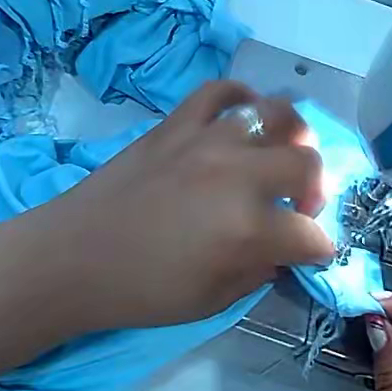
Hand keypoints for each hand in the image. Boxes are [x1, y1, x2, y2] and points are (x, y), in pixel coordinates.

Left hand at [19, 81, 335, 332]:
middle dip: (315, 190)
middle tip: (297, 205)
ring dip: (292, 136)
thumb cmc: (141, 290)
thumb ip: (258, 271)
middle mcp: (237, 175)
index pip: (310, 234)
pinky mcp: (177, 123)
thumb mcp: (211, 300)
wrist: (72, 257)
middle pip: (307, 164)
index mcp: (248, 229)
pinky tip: (242, 117)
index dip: (319, 247)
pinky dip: (240, 97)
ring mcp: (207, 140)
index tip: (312, 252)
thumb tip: (283, 251)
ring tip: (282, 154)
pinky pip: (220, 91)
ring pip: (276, 114)